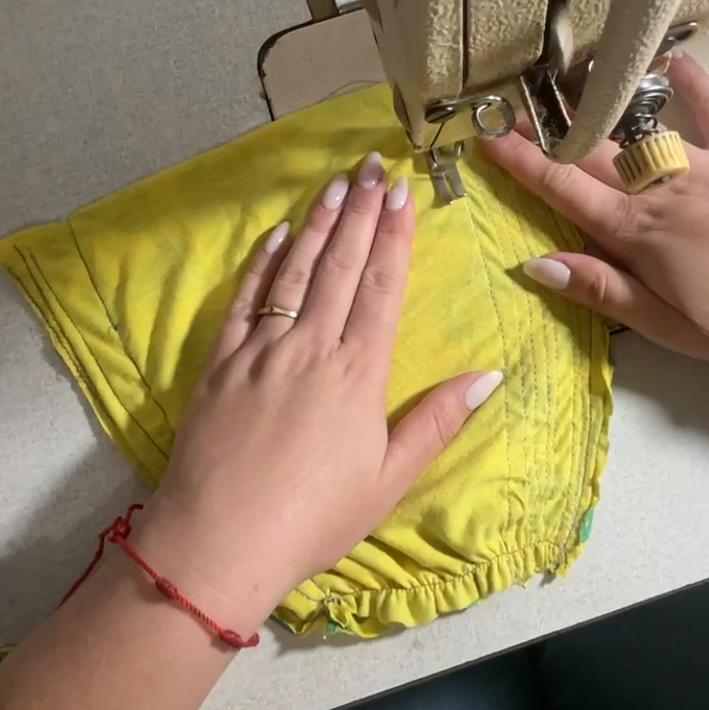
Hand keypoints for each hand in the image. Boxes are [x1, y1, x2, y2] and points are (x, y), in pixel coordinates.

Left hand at [135, 153, 502, 627]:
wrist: (218, 542)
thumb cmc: (313, 517)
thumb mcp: (388, 479)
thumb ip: (437, 421)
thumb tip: (490, 374)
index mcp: (358, 372)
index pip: (381, 287)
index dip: (395, 237)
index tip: (403, 193)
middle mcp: (311, 346)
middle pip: (341, 265)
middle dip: (362, 213)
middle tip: (375, 167)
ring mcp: (261, 348)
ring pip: (295, 271)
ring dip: (318, 223)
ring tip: (337, 184)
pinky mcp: (220, 361)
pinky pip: (244, 298)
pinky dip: (262, 262)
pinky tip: (277, 234)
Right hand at [480, 54, 708, 370]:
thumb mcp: (673, 329)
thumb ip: (605, 292)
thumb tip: (538, 264)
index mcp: (639, 234)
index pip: (565, 192)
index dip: (522, 166)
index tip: (487, 139)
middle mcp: (663, 190)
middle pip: (592, 156)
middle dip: (547, 135)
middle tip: (510, 112)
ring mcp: (706, 167)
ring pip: (638, 131)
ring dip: (597, 110)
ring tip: (567, 87)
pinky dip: (695, 85)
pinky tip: (677, 61)